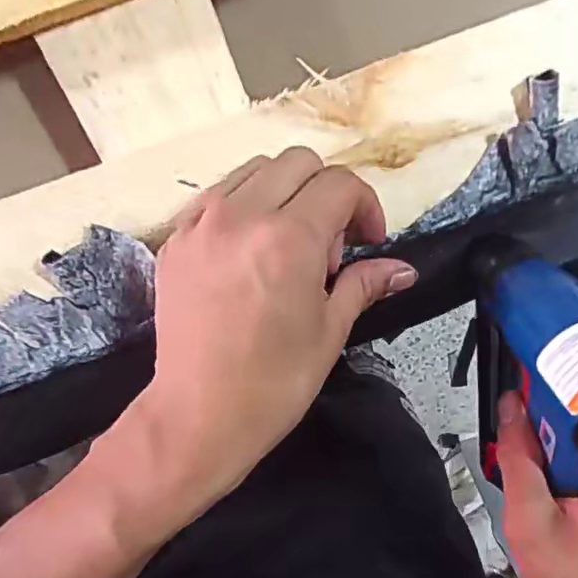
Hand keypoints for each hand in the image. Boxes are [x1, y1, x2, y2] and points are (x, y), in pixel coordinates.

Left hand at [113, 149, 414, 512]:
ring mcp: (200, 224)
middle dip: (327, 193)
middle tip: (329, 248)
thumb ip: (364, 285)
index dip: (366, 207)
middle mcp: (241, 216)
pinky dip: (245, 208)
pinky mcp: (175, 241)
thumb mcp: (330, 331)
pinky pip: (216, 197)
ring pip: (254, 170)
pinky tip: (252, 254)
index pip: (339, 184)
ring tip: (289, 248)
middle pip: (297, 163)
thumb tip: (403, 270)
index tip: (369, 242)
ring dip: (285, 194)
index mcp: (289, 238)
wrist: (200, 415)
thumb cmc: (276, 382)